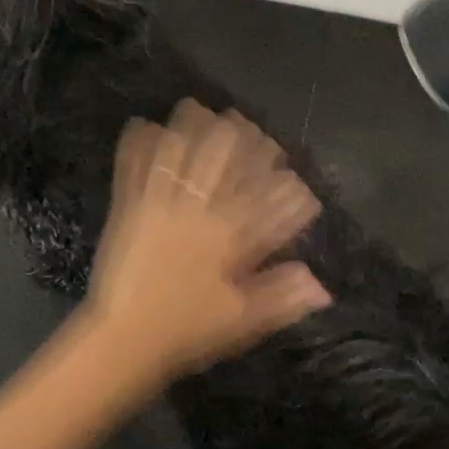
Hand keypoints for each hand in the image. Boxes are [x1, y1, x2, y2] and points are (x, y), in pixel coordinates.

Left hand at [84, 99, 330, 379]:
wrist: (126, 340)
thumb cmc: (188, 333)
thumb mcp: (243, 320)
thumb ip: (282, 297)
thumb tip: (322, 287)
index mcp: (230, 237)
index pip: (268, 199)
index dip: (286, 185)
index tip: (294, 180)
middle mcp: (199, 211)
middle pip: (225, 159)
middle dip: (241, 139)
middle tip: (248, 128)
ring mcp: (160, 205)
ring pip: (180, 152)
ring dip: (192, 127)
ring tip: (200, 108)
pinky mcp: (127, 209)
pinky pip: (133, 167)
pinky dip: (140, 143)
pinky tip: (144, 125)